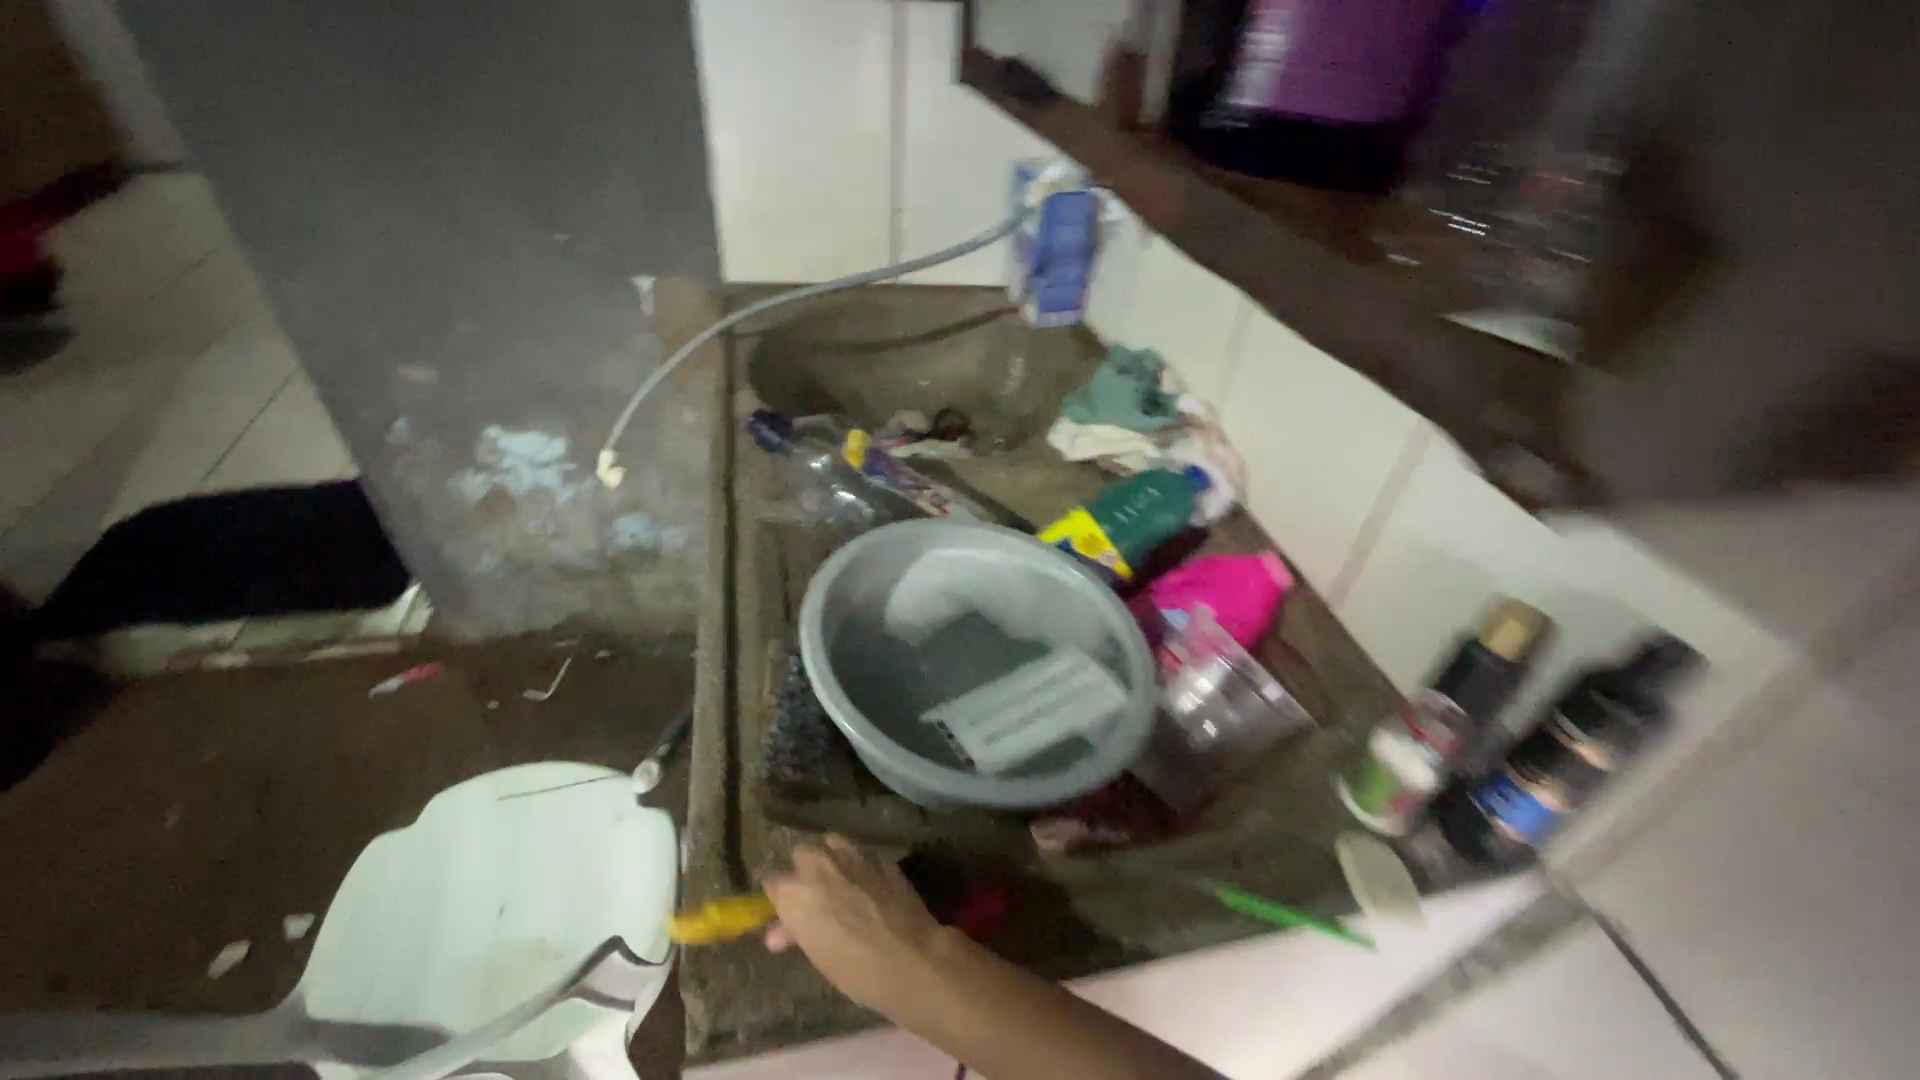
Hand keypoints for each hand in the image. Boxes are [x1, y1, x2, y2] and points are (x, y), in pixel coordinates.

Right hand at [761, 834, 946, 1008]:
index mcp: (794, 891)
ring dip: (831, 856)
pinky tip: (870, 882)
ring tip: (840, 878)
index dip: (779, 894)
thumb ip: (795, 932)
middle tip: (815, 894)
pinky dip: (860, 864)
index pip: (771, 880)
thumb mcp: (816, 954)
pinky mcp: (880, 856)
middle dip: (804, 869)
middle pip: (801, 854)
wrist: (908, 957)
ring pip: (831, 842)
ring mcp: (852, 855)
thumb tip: (777, 933)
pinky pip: (862, 853)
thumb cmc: (853, 968)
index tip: (785, 906)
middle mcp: (818, 864)